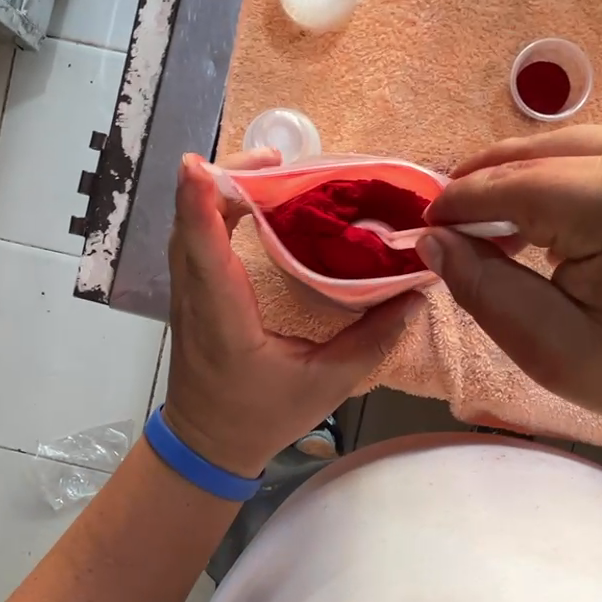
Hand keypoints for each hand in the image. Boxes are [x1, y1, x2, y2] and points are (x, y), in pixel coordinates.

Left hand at [162, 152, 419, 479]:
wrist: (208, 443)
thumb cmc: (261, 418)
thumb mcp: (326, 385)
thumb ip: (372, 340)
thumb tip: (415, 296)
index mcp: (224, 320)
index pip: (204, 252)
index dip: (199, 204)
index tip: (201, 163)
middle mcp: (196, 299)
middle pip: (192, 226)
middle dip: (225, 179)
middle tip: (276, 157)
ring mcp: (186, 296)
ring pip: (189, 229)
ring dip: (218, 191)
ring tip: (269, 170)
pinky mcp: (190, 295)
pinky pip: (194, 241)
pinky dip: (214, 211)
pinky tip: (250, 202)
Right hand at [420, 125, 601, 466]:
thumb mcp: (559, 352)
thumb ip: (485, 288)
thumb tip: (433, 239)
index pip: (513, 183)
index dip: (457, 204)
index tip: (419, 225)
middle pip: (546, 151)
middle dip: (491, 184)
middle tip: (450, 222)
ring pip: (585, 146)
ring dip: (536, 179)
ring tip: (503, 226)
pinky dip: (583, 178)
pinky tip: (569, 219)